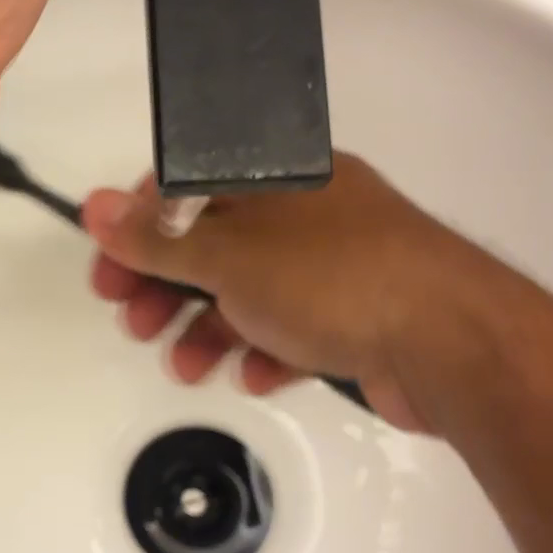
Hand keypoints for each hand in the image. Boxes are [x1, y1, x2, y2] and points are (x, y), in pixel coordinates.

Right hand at [81, 155, 476, 434]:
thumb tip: (94, 206)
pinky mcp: (357, 315)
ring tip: (185, 368)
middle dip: (165, 287)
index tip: (110, 271)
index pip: (186, 188)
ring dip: (205, 329)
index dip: (138, 228)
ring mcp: (335, 266)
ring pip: (247, 291)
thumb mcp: (228, 257)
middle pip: (211, 244)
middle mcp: (305, 214)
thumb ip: (156, 237)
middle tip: (133, 324)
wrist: (457, 346)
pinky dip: (264, 350)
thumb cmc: (330, 280)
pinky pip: (291, 327)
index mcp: (276, 177)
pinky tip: (255, 376)